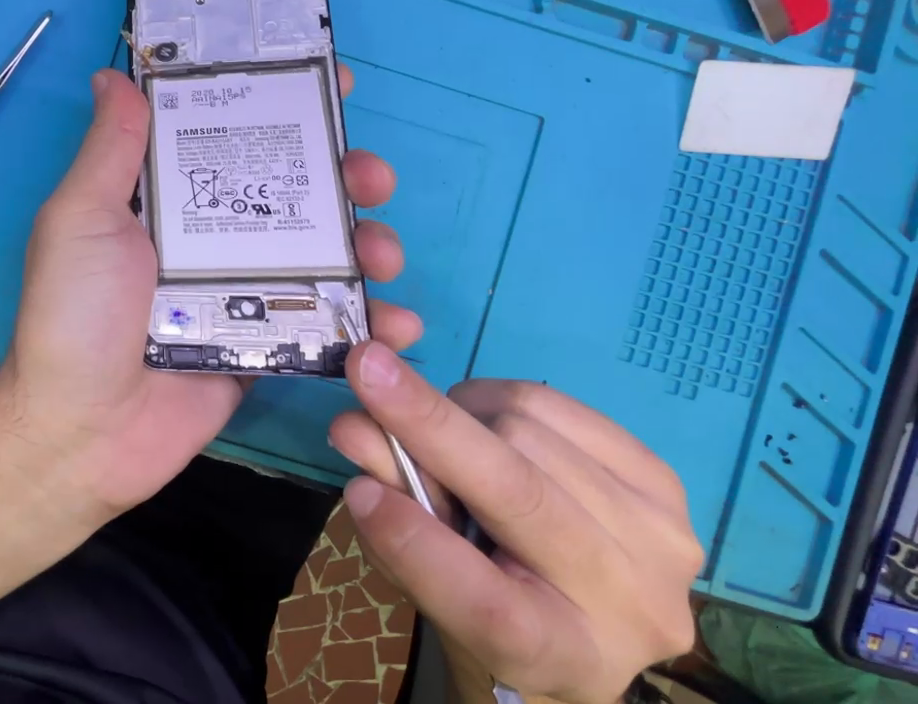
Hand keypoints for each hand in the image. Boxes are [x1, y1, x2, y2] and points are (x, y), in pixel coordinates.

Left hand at [0, 67, 418, 522]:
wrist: (86, 429)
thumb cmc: (76, 313)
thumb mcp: (80, 218)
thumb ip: (110, 151)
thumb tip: (114, 75)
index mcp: (161, 202)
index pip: (223, 138)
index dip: (274, 106)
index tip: (325, 80)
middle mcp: (202, 239)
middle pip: (286, 192)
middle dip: (339, 176)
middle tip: (369, 175)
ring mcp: (236, 293)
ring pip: (318, 254)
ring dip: (367, 244)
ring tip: (384, 253)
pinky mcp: (261, 345)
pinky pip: (324, 323)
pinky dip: (370, 320)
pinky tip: (397, 322)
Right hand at [330, 344, 703, 703]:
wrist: (586, 607)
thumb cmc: (478, 595)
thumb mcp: (417, 570)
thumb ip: (389, 504)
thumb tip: (356, 428)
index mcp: (556, 656)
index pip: (487, 606)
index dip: (418, 546)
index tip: (358, 490)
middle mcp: (631, 607)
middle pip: (518, 494)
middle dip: (428, 423)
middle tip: (364, 365)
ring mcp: (661, 540)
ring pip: (527, 429)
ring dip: (457, 414)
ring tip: (442, 440)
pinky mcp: (665, 482)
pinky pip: (553, 405)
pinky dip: (492, 400)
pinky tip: (484, 426)